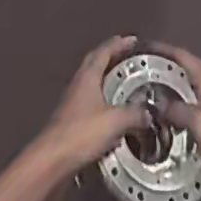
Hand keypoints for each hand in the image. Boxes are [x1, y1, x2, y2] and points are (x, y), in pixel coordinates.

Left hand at [33, 35, 147, 172]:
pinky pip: (92, 102)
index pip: (103, 52)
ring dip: (108, 78)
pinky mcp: (72, 120)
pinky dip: (105, 99)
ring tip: (126, 81)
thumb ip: (135, 114)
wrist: (51, 161)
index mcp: (88, 77)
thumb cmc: (81, 133)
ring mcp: (73, 102)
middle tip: (129, 56)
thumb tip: (149, 113)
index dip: (118, 44)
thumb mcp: (115, 121)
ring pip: (93, 82)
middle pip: (95, 63)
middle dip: (112, 57)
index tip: (132, 39)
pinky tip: (115, 110)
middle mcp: (78, 85)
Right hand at [156, 44, 200, 176]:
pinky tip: (167, 110)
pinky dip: (178, 98)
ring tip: (147, 88)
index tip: (144, 47)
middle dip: (163, 65)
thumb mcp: (200, 125)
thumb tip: (155, 100)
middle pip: (184, 68)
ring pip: (187, 84)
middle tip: (140, 69)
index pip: (183, 56)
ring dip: (170, 83)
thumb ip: (178, 110)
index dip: (164, 49)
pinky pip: (191, 98)